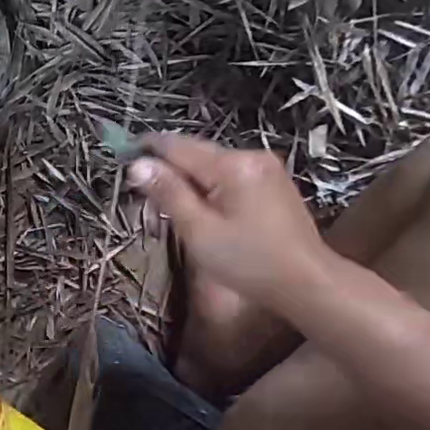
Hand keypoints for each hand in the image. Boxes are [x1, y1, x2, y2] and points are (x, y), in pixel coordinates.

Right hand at [127, 133, 331, 309]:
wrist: (308, 283)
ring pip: (212, 166)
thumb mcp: (200, 231)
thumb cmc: (250, 262)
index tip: (121, 159)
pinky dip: (209, 189)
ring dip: (188, 182)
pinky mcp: (273, 183)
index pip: (177, 146)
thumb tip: (137, 165)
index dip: (147, 150)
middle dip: (168, 172)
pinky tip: (202, 212)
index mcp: (233, 165)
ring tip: (170, 211)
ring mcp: (266, 168)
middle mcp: (251, 155)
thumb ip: (168, 194)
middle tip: (144, 199)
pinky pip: (230, 176)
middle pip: (195, 154)